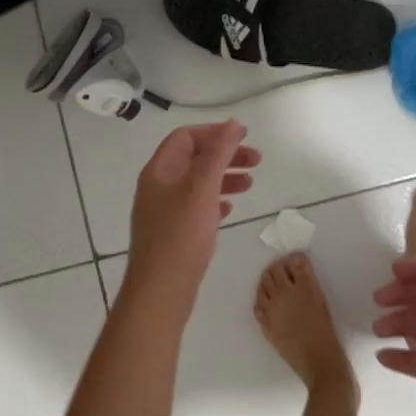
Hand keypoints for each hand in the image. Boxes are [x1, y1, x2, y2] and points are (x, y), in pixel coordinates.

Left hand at [125, 121, 258, 300]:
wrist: (160, 291)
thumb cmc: (181, 236)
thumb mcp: (202, 188)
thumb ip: (218, 154)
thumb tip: (231, 123)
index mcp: (160, 171)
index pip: (185, 137)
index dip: (214, 133)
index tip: (243, 137)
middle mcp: (158, 186)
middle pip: (194, 158)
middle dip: (225, 155)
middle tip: (256, 160)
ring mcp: (164, 210)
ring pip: (198, 182)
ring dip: (224, 177)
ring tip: (250, 184)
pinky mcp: (173, 231)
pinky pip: (196, 205)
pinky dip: (215, 200)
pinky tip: (229, 208)